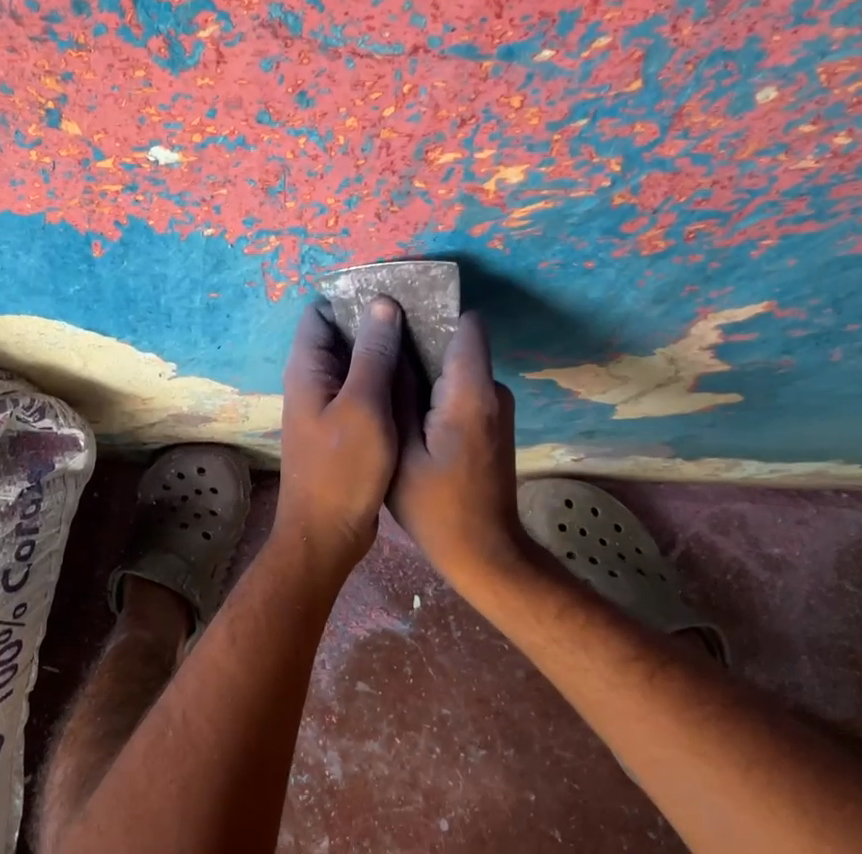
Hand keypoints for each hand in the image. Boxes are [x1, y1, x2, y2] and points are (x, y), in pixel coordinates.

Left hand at [278, 298, 405, 568]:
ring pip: (355, 362)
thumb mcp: (363, 407)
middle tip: (425, 314)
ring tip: (431, 339)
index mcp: (307, 368)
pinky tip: (420, 378)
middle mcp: (311, 379)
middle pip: (341, 335)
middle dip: (377, 321)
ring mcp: (325, 403)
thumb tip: (382, 302)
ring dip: (385, 351)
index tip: (398, 292)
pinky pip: (363, 389)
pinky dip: (386, 379)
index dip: (355, 298)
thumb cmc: (342, 469)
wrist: (326, 531)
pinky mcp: (342, 425)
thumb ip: (373, 354)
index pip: (322, 313)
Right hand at [389, 312, 526, 587]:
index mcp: (470, 392)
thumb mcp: (400, 449)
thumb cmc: (435, 505)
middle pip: (454, 341)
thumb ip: (395, 392)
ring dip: (418, 365)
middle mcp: (491, 390)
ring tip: (375, 374)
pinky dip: (429, 387)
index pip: (463, 323)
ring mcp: (494, 406)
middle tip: (366, 345)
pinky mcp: (488, 421)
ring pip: (452, 364)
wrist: (482, 551)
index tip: (389, 311)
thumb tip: (385, 341)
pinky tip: (396, 403)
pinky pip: (456, 385)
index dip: (428, 309)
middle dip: (413, 337)